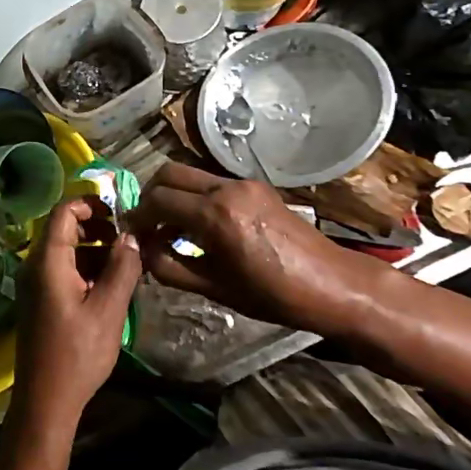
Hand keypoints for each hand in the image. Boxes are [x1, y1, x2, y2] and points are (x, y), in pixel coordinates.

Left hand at [13, 200, 143, 428]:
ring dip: (94, 249)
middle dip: (97, 227)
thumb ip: (121, 269)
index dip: (89, 203)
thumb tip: (132, 236)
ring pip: (65, 250)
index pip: (63, 212)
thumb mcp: (108, 310)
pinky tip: (113, 282)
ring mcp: (35, 281)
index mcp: (47, 261)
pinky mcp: (41, 297)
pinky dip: (86, 267)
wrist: (46, 396)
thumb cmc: (78, 352)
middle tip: (131, 238)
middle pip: (63, 229)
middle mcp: (35, 264)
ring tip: (130, 261)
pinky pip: (63, 269)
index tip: (121, 210)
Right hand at [125, 162, 382, 335]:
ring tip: (171, 224)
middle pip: (167, 175)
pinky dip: (193, 195)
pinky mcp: (255, 186)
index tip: (132, 234)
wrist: (337, 286)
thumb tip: (141, 250)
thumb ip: (168, 266)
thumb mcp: (214, 288)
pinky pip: (210, 181)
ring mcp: (243, 184)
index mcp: (215, 215)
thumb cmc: (275, 295)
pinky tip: (199, 223)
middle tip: (147, 224)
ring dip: (171, 194)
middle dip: (149, 197)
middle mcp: (226, 189)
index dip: (137, 216)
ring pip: (188, 174)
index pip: (156, 200)